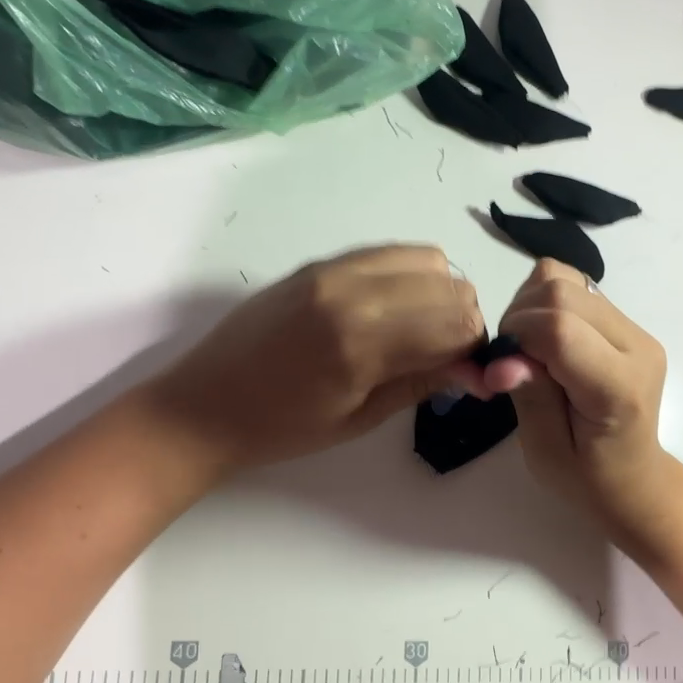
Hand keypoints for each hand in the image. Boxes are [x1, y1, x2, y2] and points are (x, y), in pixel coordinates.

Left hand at [143, 245, 486, 472]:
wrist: (203, 406)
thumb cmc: (281, 429)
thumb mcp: (360, 417)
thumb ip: (423, 382)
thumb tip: (479, 372)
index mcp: (360, 340)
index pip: (456, 323)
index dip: (474, 351)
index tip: (465, 377)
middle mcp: (351, 289)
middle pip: (449, 284)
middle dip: (462, 321)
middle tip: (443, 358)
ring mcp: (332, 268)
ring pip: (424, 258)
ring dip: (439, 294)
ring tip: (417, 334)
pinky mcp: (318, 262)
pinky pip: (387, 253)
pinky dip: (408, 278)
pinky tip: (391, 314)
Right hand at [490, 260, 673, 534]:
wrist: (631, 478)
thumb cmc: (585, 476)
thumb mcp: (546, 453)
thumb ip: (530, 399)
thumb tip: (503, 361)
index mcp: (618, 388)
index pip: (561, 330)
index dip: (518, 337)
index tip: (502, 369)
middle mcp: (636, 347)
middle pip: (562, 292)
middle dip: (520, 318)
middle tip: (513, 361)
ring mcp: (635, 329)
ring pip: (566, 279)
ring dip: (532, 308)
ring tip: (529, 351)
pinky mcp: (626, 322)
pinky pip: (575, 287)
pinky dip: (547, 305)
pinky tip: (545, 342)